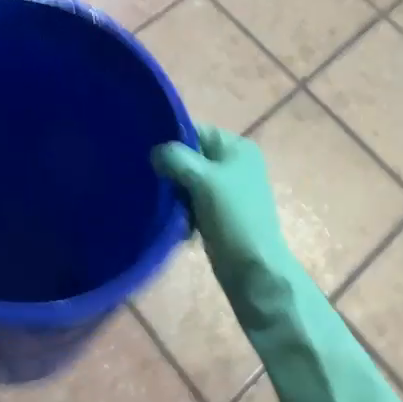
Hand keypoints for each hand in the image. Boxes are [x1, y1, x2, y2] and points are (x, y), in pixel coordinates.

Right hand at [151, 124, 291, 276]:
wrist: (254, 271)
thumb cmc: (233, 217)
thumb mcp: (202, 179)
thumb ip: (175, 157)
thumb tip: (155, 153)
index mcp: (237, 147)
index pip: (194, 130)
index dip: (171, 141)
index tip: (148, 155)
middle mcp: (234, 163)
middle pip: (189, 156)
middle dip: (171, 170)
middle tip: (154, 182)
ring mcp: (228, 189)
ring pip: (187, 180)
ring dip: (175, 193)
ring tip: (166, 205)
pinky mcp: (220, 212)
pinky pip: (192, 201)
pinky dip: (182, 209)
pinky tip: (178, 221)